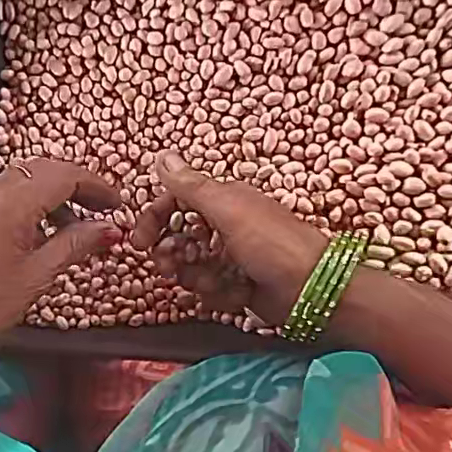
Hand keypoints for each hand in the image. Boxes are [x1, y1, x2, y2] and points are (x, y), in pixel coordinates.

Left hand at [0, 158, 122, 400]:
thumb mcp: (36, 277)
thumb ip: (75, 244)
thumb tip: (106, 229)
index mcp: (6, 205)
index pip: (64, 175)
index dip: (95, 186)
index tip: (113, 201)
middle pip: (44, 170)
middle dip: (77, 187)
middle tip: (100, 210)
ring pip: (24, 178)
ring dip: (53, 195)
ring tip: (73, 226)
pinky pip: (4, 191)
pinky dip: (29, 201)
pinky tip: (41, 228)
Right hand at [130, 151, 327, 323]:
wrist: (311, 290)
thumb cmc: (271, 244)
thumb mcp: (228, 210)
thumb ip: (191, 186)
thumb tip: (162, 156)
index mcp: (223, 201)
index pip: (175, 202)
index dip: (155, 219)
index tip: (140, 241)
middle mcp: (224, 226)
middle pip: (178, 237)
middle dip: (171, 254)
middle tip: (170, 267)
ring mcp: (230, 257)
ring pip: (190, 267)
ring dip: (195, 277)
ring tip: (211, 282)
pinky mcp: (236, 284)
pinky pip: (210, 289)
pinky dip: (218, 294)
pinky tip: (234, 293)